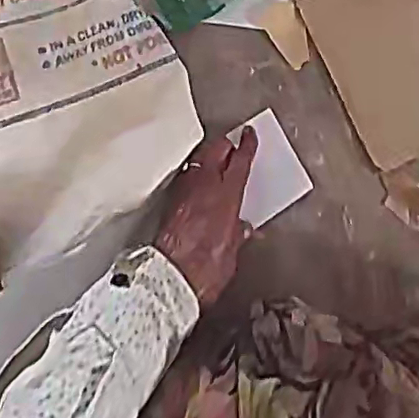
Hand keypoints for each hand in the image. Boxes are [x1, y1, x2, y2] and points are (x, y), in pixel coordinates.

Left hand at [153, 129, 256, 308]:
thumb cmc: (204, 270)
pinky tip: (197, 182)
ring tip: (216, 160)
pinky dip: (194, 174)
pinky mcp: (170, 203)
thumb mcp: (232, 253)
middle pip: (216, 149)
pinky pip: (186, 177)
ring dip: (209, 156)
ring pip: (199, 159)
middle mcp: (205, 187)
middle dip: (226, 144)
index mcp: (227, 196)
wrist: (169, 282)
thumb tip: (242, 229)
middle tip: (234, 144)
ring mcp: (185, 193)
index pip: (241, 159)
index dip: (247, 144)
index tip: (250, 135)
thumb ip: (237, 235)